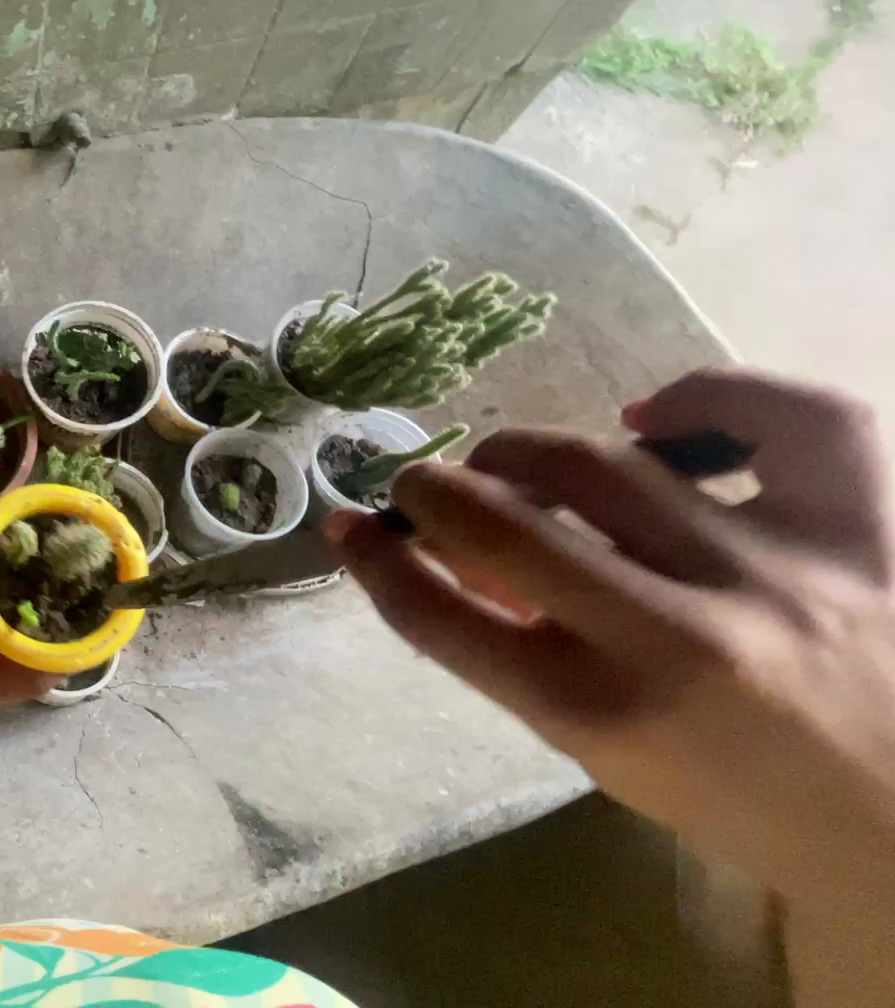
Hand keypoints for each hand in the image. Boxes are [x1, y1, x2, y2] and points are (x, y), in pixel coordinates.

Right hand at [325, 368, 894, 914]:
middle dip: (428, 489)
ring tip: (518, 462)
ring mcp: (784, 575)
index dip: (372, 560)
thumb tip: (421, 552)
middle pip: (496, 524)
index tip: (346, 526)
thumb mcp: (588, 739)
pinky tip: (659, 415)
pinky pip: (793, 417)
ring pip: (602, 462)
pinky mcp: (877, 530)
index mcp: (598, 710)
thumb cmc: (732, 792)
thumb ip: (501, 644)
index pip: (435, 615)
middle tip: (421, 487)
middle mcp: (680, 639)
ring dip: (523, 451)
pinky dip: (709, 395)